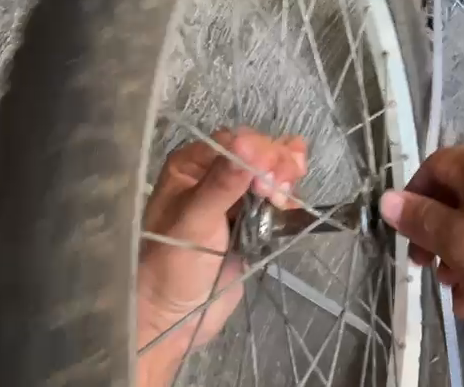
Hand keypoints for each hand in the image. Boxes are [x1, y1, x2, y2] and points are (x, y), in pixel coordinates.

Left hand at [136, 128, 306, 384]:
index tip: (269, 178)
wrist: (172, 321)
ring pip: (270, 169)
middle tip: (283, 189)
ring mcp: (234, 196)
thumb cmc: (171, 267)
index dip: (257, 153)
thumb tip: (249, 142)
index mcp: (192, 165)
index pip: (234, 142)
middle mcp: (213, 173)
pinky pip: (275, 195)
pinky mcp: (251, 218)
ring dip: (286, 175)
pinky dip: (288, 193)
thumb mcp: (194, 222)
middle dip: (276, 164)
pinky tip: (293, 199)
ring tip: (288, 195)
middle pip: (257, 152)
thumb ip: (222, 183)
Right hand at [377, 146, 463, 327]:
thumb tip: (386, 199)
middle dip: (435, 233)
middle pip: (455, 194)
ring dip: (457, 254)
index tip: (405, 233)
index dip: (413, 196)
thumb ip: (420, 220)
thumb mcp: (457, 241)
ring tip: (454, 289)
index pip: (434, 165)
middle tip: (424, 266)